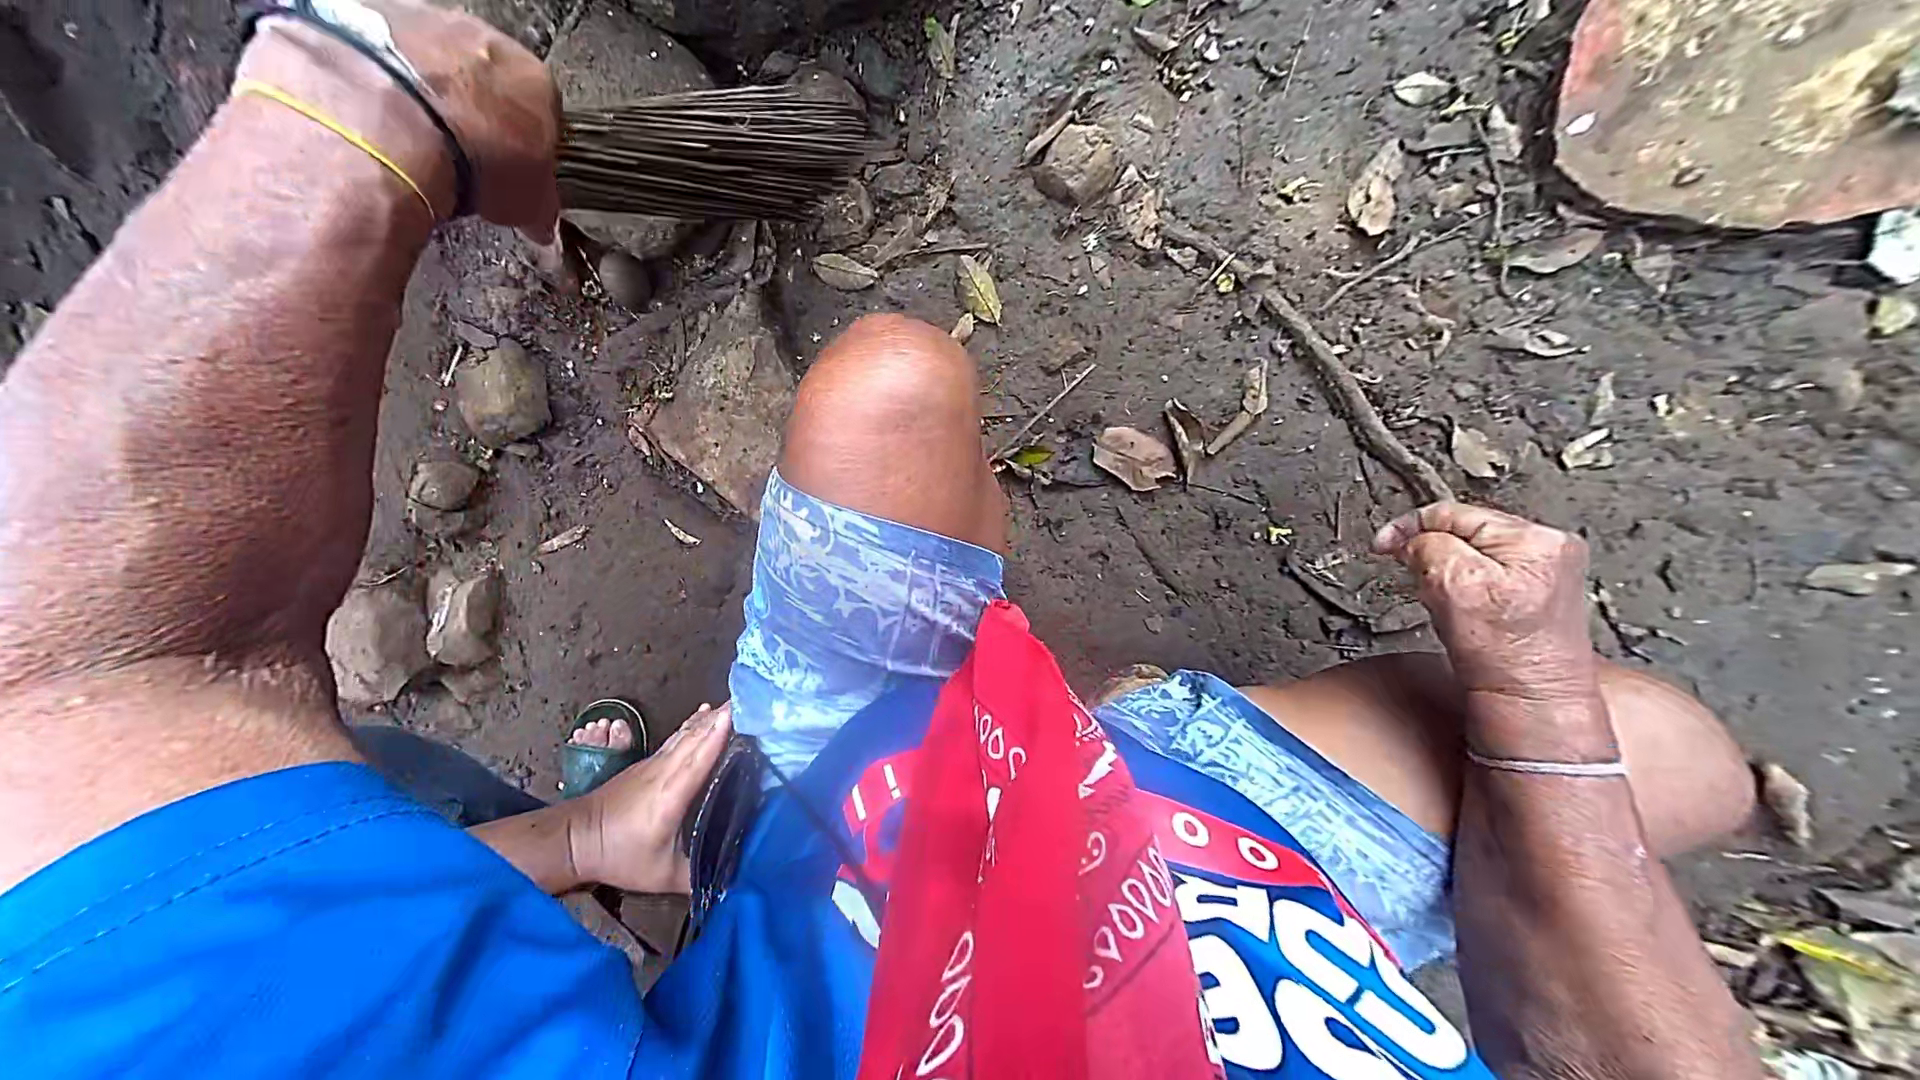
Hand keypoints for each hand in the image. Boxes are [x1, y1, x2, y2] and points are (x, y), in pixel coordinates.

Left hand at [238, 0, 561, 239]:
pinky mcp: (361, 13)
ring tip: (414, 137)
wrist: (394, 126)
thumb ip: (539, 205)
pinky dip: (381, 78)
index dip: (529, 142)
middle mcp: (484, 38)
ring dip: (428, 91)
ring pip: (432, 59)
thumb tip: (539, 223)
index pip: (542, 110)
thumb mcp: (529, 204)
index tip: (514, 166)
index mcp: (535, 79)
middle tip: (463, 152)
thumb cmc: (475, 158)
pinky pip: (379, 50)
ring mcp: (422, 18)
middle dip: (477, 110)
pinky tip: (376, 116)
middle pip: (486, 76)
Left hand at [567, 704, 732, 893]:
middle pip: (697, 736)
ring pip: (688, 733)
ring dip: (712, 717)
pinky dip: (697, 723)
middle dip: (724, 716)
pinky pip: (679, 736)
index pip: (699, 757)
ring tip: (735, 702)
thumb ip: (699, 875)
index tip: (737, 712)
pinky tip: (706, 713)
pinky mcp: (649, 762)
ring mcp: (655, 763)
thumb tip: (735, 882)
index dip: (718, 734)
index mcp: (672, 794)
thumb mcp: (662, 876)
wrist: (573, 839)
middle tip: (752, 700)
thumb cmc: (618, 855)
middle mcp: (665, 771)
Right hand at [1373, 503, 1598, 705]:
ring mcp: (1546, 570)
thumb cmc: (1502, 654)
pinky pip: (1481, 571)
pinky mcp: (1537, 591)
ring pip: (1468, 552)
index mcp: (1534, 539)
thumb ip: (1429, 546)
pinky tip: (1458, 606)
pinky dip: (1459, 584)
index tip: (1383, 546)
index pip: (1451, 513)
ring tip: (1440, 599)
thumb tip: (1413, 538)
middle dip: (1427, 551)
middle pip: (1461, 530)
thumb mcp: (1452, 586)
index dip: (1407, 528)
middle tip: (1415, 580)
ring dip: (1441, 569)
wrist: (1531, 700)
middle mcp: (1548, 548)